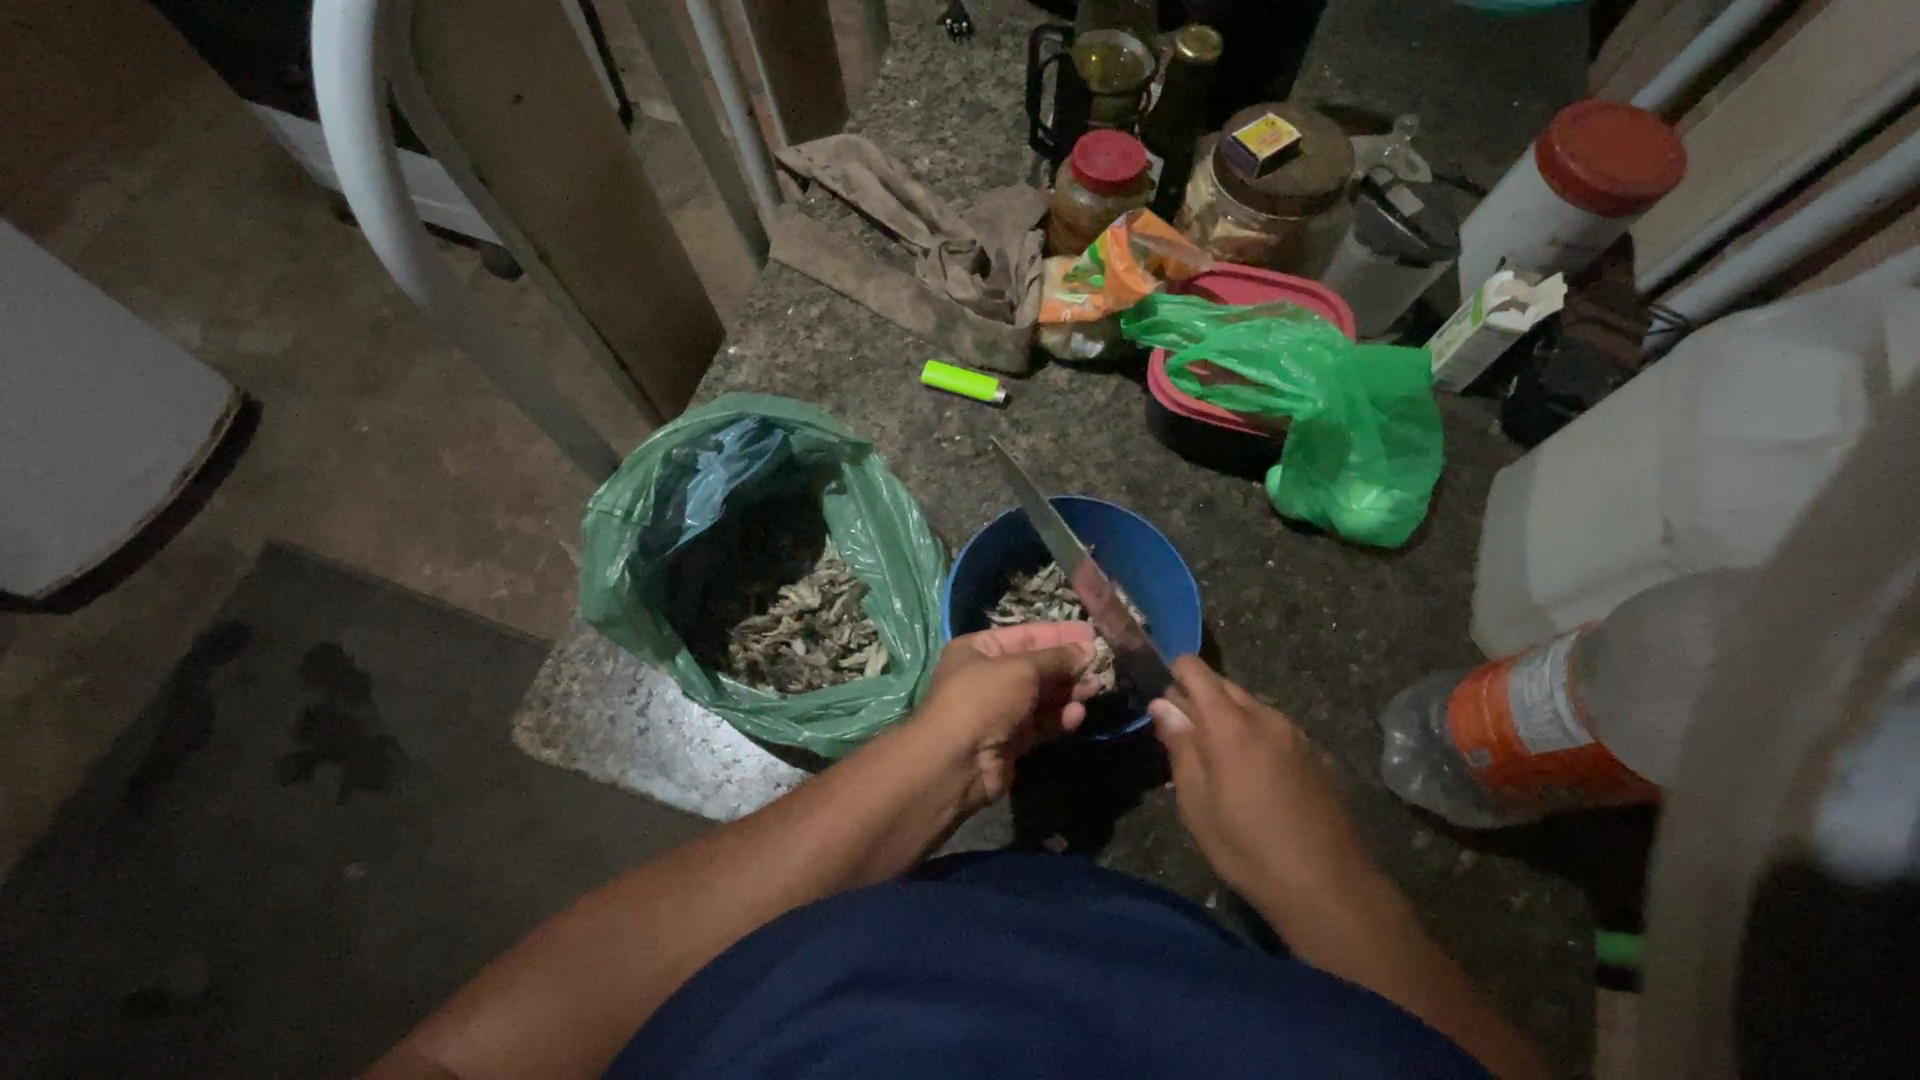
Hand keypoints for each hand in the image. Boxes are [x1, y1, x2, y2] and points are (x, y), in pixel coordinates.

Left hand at [913, 622, 1100, 808]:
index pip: (1025, 635)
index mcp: (979, 649)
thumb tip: (1087, 649)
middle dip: (1068, 665)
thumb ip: (1056, 658)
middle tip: (1102, 664)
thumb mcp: (1021, 668)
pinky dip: (1059, 718)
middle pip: (1036, 666)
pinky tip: (1077, 715)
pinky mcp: (1011, 740)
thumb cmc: (983, 699)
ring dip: (1069, 691)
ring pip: (1042, 696)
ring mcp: (999, 710)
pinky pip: (1041, 723)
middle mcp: (987, 677)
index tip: (1092, 634)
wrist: (956, 762)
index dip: (1059, 634)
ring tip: (1096, 687)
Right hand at [1149, 656, 1364, 900]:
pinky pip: (1273, 729)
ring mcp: (1296, 734)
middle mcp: (1266, 716)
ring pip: (1250, 706)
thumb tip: (1163, 706)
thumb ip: (1180, 746)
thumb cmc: (1247, 848)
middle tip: (1183, 739)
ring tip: (1216, 762)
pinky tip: (1253, 778)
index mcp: (1231, 724)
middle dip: (1198, 699)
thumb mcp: (1196, 803)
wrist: (1329, 885)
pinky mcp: (1316, 754)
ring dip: (1227, 719)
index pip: (1195, 670)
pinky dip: (1254, 736)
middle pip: (1223, 685)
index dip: (1173, 677)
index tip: (1162, 706)